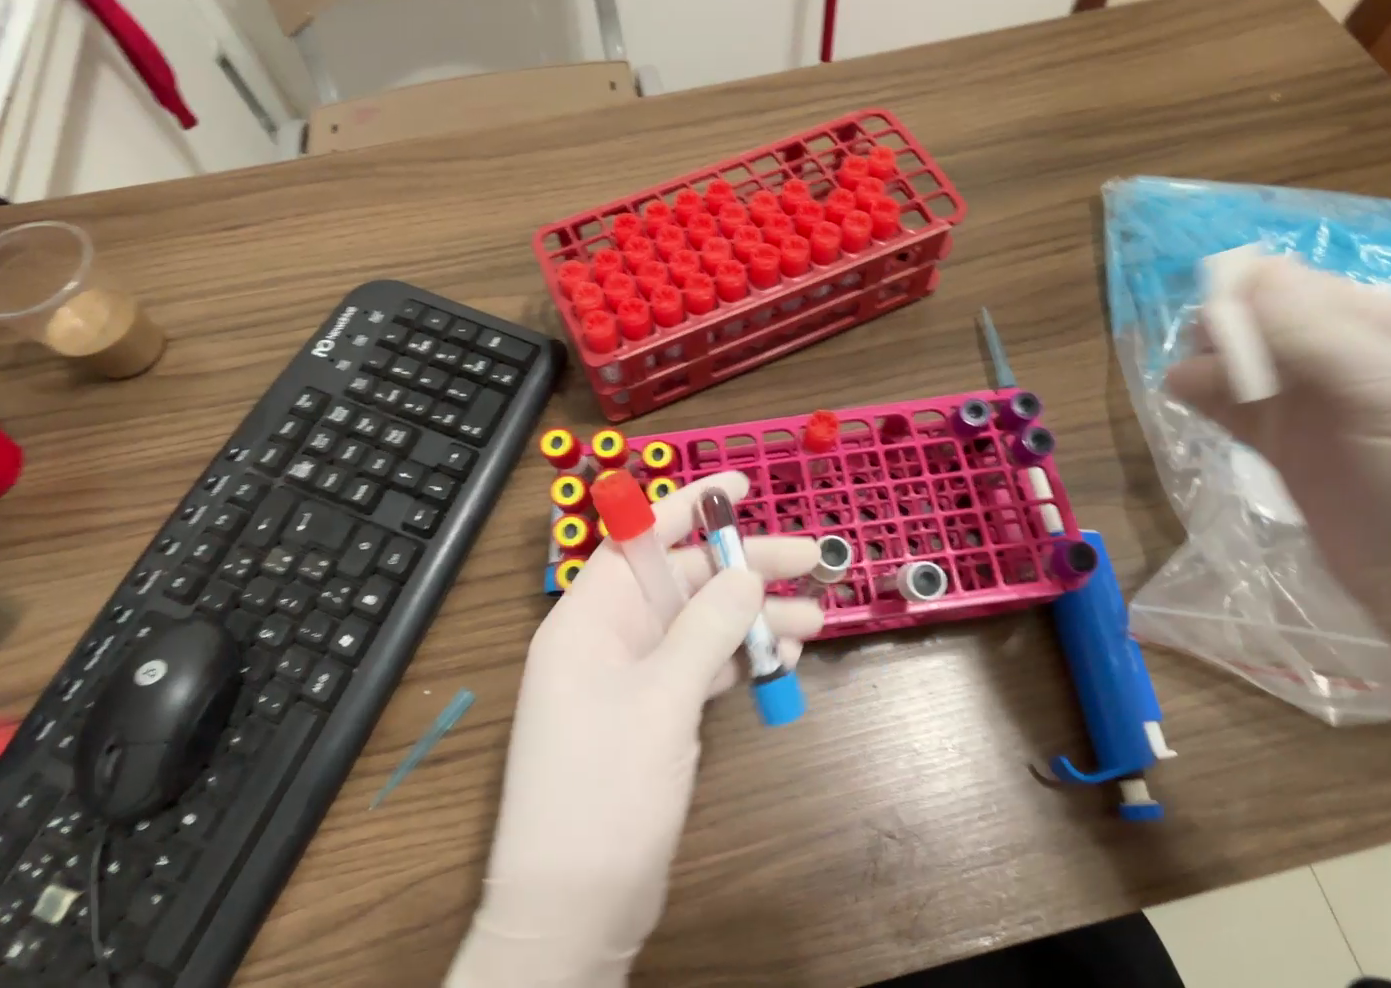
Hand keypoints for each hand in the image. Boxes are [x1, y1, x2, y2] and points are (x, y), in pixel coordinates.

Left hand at [446, 472, 821, 986]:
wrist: (575, 903)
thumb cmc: (604, 788)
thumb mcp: (659, 699)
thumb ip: (705, 630)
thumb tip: (745, 573)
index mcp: (587, 620)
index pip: (640, 542)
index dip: (690, 506)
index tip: (741, 485)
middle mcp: (606, 640)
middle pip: (682, 584)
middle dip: (744, 569)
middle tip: (813, 561)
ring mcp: (631, 681)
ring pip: (698, 627)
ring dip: (753, 620)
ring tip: (815, 620)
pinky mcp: (653, 717)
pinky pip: (700, 669)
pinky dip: (738, 660)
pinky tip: (780, 658)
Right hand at [1166, 256, 1390, 757]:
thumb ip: (1322, 340)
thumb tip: (1249, 275)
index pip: (1318, 292)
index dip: (1261, 291)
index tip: (1211, 301)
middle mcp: (1365, 368)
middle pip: (1279, 327)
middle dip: (1232, 327)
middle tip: (1196, 344)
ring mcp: (1328, 417)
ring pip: (1254, 370)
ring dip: (1215, 363)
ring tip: (1184, 377)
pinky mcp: (1298, 460)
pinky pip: (1245, 415)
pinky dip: (1211, 399)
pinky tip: (1181, 393)